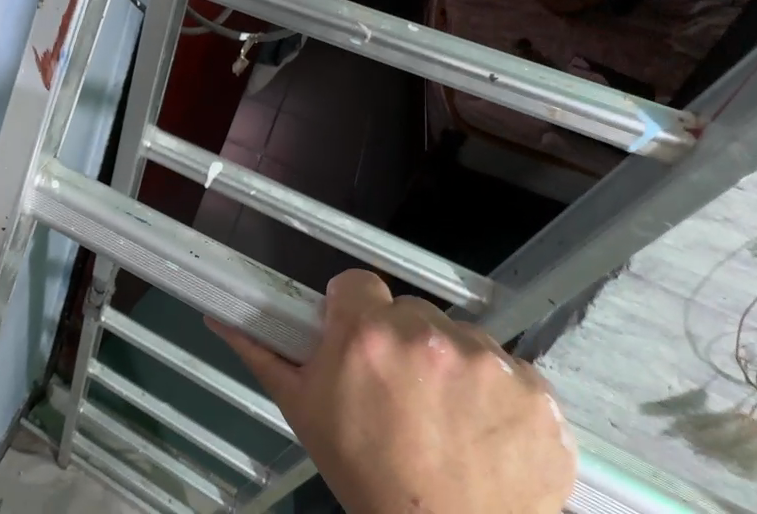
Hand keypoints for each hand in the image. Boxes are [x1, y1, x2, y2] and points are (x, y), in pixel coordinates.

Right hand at [208, 270, 575, 513]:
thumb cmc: (363, 473)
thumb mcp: (302, 410)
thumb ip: (262, 353)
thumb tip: (217, 317)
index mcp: (367, 333)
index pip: (359, 284)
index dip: (354, 311)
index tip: (355, 342)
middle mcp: (429, 335)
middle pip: (412, 312)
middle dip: (402, 340)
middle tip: (397, 388)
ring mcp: (490, 364)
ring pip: (462, 340)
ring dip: (451, 365)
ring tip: (444, 415)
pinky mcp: (539, 395)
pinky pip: (512, 373)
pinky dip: (499, 396)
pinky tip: (485, 431)